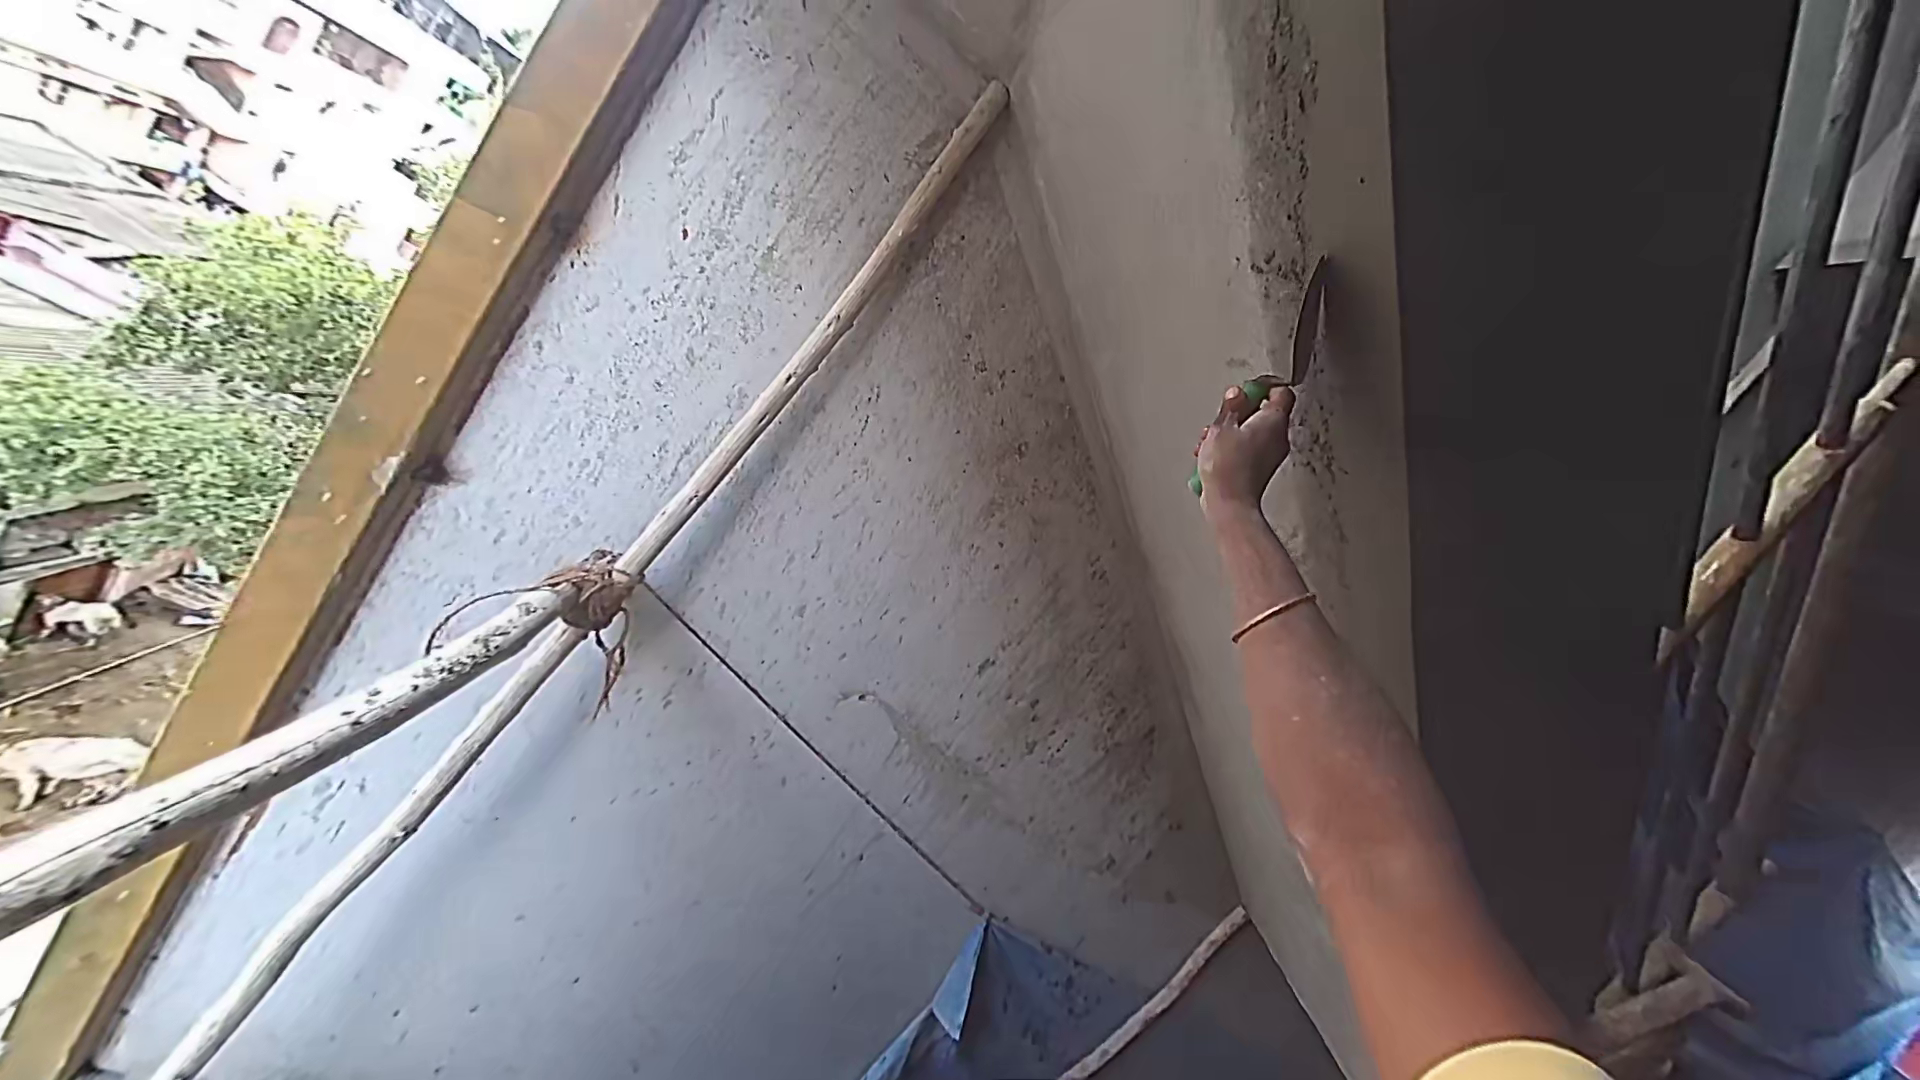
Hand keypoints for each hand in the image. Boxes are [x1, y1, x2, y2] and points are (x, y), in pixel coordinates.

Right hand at [1196, 378, 1294, 511]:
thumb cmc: (1227, 469)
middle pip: (1265, 413)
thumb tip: (1236, 394)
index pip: (1280, 391)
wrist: (1229, 503)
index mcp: (1273, 420)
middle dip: (1240, 413)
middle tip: (1223, 417)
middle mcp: (1278, 437)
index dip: (1262, 387)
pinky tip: (1215, 456)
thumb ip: (1231, 406)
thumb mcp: (1221, 427)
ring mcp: (1271, 455)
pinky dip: (1233, 449)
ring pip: (1254, 432)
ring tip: (1212, 440)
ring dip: (1233, 432)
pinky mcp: (1260, 470)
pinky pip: (1250, 450)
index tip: (1244, 390)